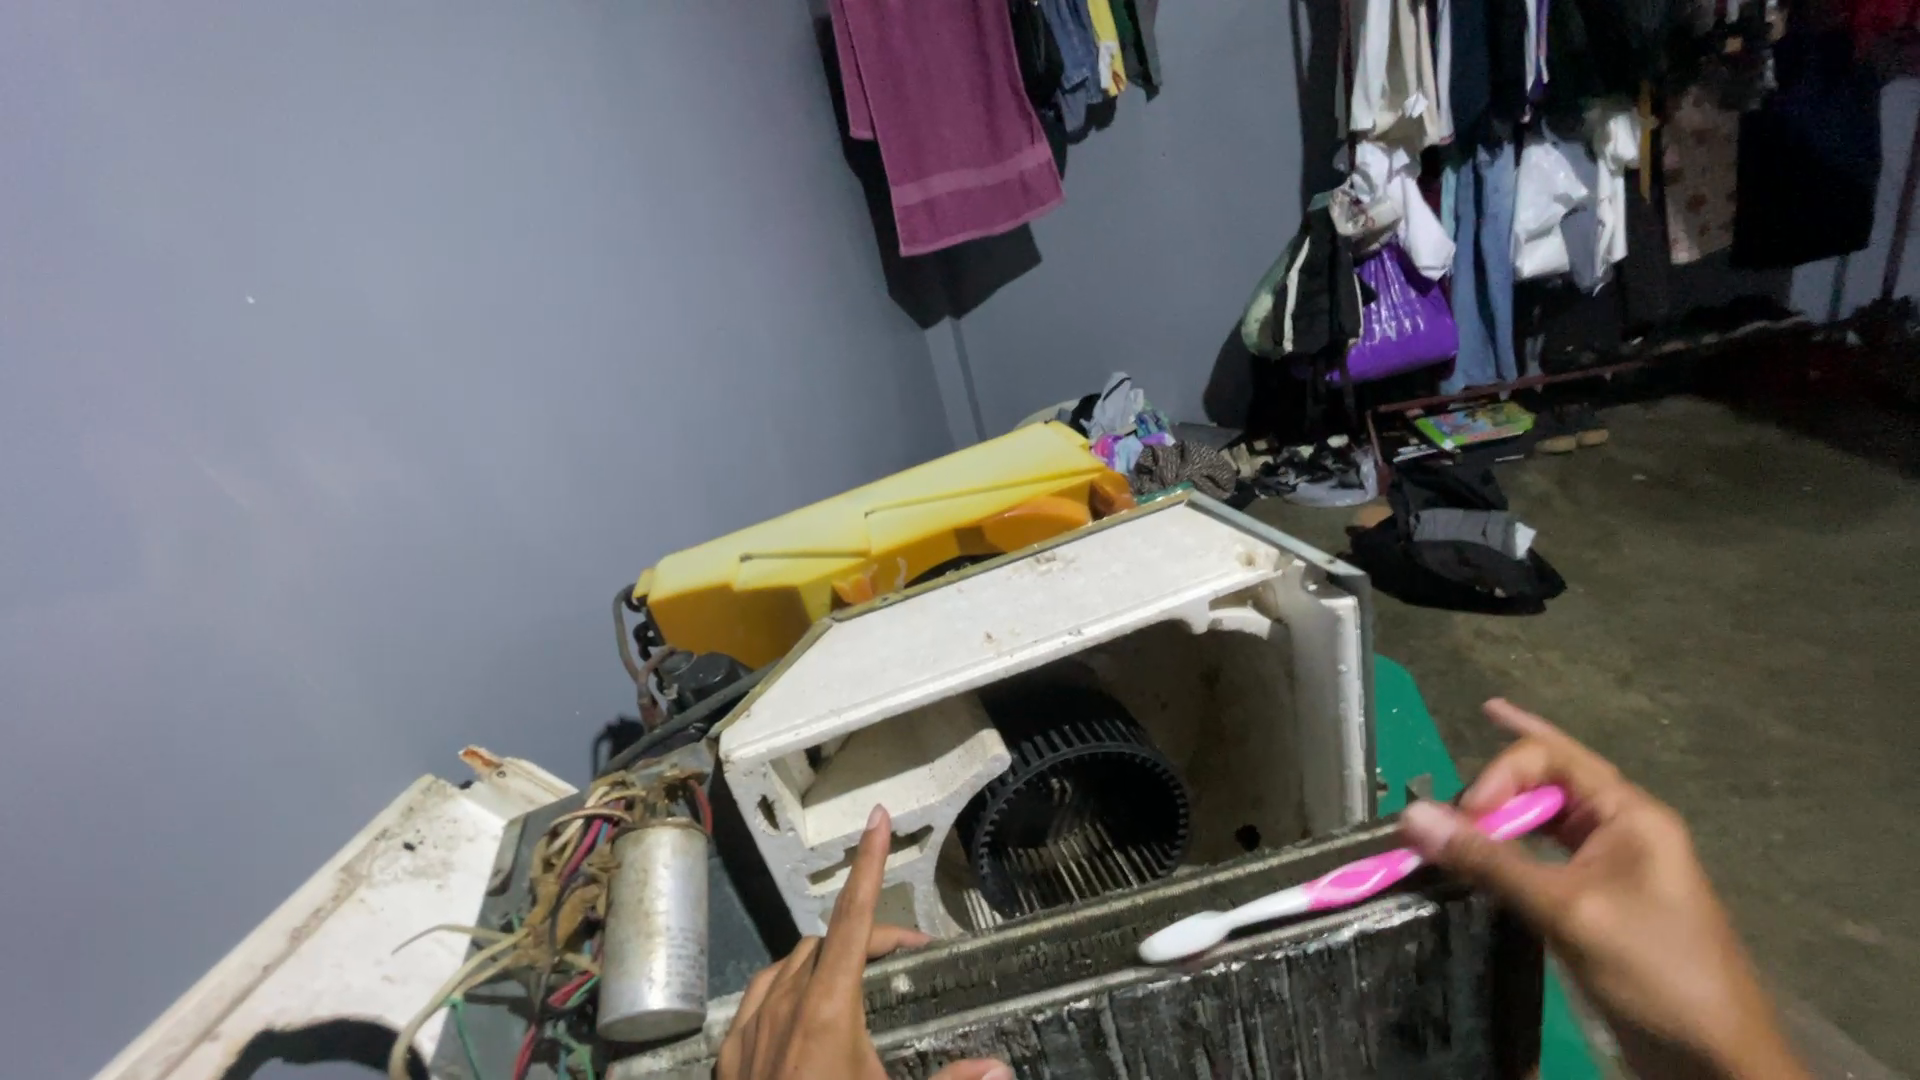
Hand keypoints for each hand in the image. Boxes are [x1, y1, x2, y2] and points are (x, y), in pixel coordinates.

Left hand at [716, 804, 1011, 1079]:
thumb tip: (1001, 1071)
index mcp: (828, 1008)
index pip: (855, 918)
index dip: (869, 863)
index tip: (878, 818)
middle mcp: (784, 1004)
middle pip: (830, 940)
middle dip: (869, 933)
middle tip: (906, 958)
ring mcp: (751, 1028)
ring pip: (792, 963)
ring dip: (827, 957)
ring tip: (856, 979)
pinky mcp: (729, 1055)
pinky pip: (760, 994)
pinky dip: (787, 984)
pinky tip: (797, 1009)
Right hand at [1399, 699, 1806, 1079]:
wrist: (1716, 1063)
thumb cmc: (1655, 972)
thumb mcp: (1566, 911)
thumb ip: (1488, 860)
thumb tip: (1411, 816)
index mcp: (1629, 814)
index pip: (1550, 756)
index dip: (1501, 774)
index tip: (1468, 816)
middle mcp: (1619, 826)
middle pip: (1542, 778)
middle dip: (1492, 786)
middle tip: (1449, 819)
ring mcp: (1608, 860)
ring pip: (1537, 814)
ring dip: (1494, 814)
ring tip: (1450, 824)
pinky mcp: (1592, 892)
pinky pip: (1538, 849)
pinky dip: (1502, 845)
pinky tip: (1474, 847)